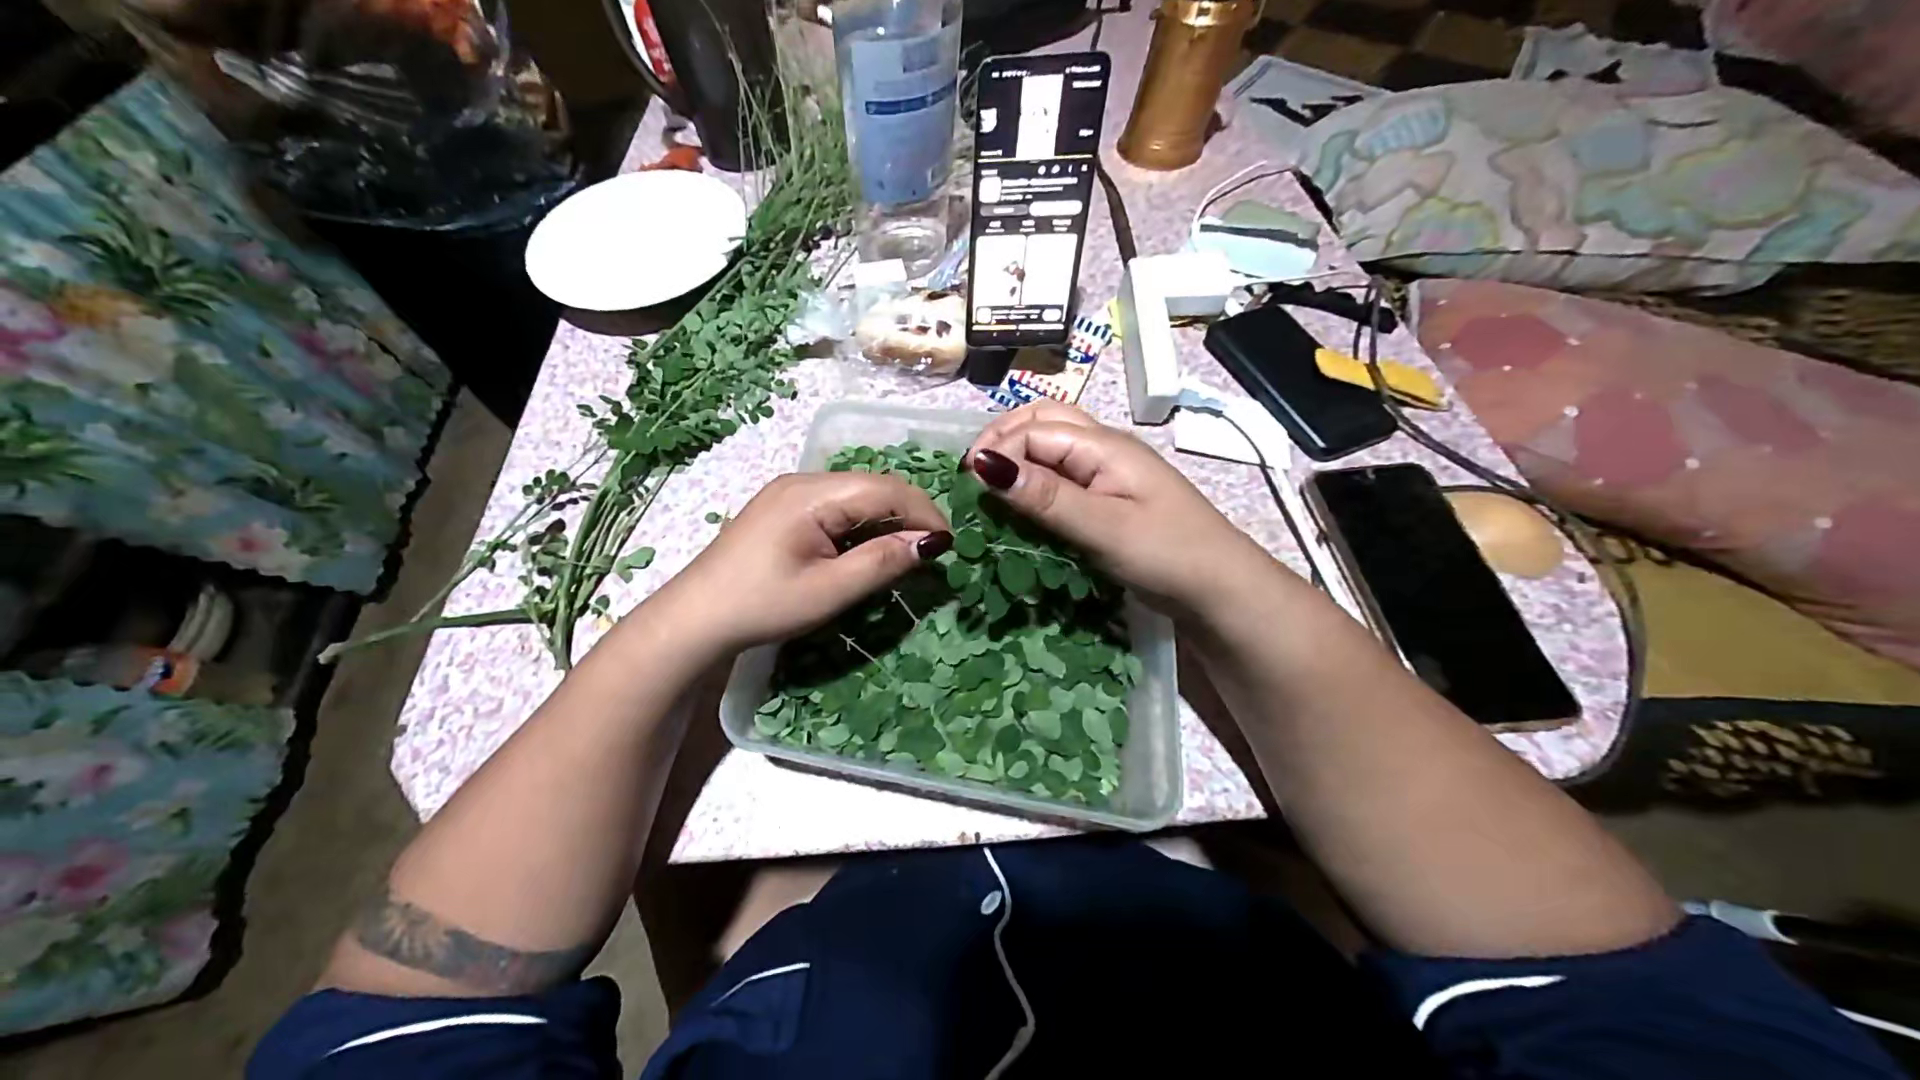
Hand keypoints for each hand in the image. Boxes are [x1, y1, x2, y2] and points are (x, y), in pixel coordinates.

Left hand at [650, 472, 952, 655]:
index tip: (950, 546)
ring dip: (887, 518)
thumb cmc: (763, 605)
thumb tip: (932, 543)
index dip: (925, 513)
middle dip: (910, 514)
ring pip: (857, 494)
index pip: (886, 489)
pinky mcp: (784, 507)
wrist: (695, 619)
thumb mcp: (830, 590)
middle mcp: (802, 481)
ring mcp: (790, 491)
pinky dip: (863, 522)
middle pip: (873, 485)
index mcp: (812, 494)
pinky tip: (869, 547)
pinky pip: (837, 504)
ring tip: (908, 552)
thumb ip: (883, 562)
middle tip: (933, 551)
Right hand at [965, 402, 1280, 614]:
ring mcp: (1107, 472)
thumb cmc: (1168, 554)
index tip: (966, 487)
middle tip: (972, 476)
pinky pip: (1061, 474)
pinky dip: (1034, 479)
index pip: (1034, 429)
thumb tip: (985, 466)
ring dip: (1016, 455)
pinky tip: (1020, 503)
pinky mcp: (1107, 497)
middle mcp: (1103, 448)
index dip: (996, 450)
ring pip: (1051, 445)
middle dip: (1002, 439)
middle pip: (1042, 421)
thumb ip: (1046, 497)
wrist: (1220, 590)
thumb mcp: (1104, 528)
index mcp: (1104, 446)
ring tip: (989, 486)